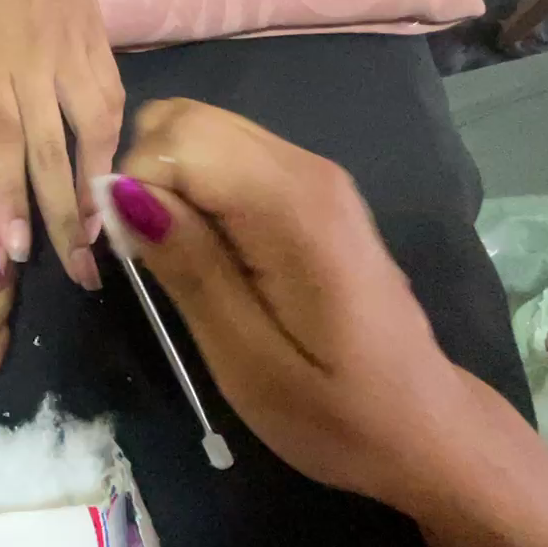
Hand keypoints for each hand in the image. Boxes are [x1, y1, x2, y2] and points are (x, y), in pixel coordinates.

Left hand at [0, 0, 122, 290]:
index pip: (2, 145)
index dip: (10, 203)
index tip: (14, 255)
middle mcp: (36, 64)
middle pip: (52, 153)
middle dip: (61, 218)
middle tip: (75, 274)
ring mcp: (75, 50)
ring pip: (95, 132)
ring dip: (99, 188)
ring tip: (103, 238)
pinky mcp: (101, 37)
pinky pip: (112, 99)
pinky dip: (116, 141)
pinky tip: (116, 171)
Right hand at [98, 100, 473, 507]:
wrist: (427, 428)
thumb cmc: (338, 413)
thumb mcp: (247, 362)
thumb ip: (187, 268)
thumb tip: (120, 194)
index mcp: (295, 209)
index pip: (178, 140)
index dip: (130, 185)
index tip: (120, 250)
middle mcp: (303, 168)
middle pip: (183, 118)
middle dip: (139, 172)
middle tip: (136, 247)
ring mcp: (307, 170)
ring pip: (194, 127)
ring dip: (157, 177)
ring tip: (161, 248)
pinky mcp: (301, 184)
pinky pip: (215, 150)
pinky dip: (182, 182)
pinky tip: (191, 240)